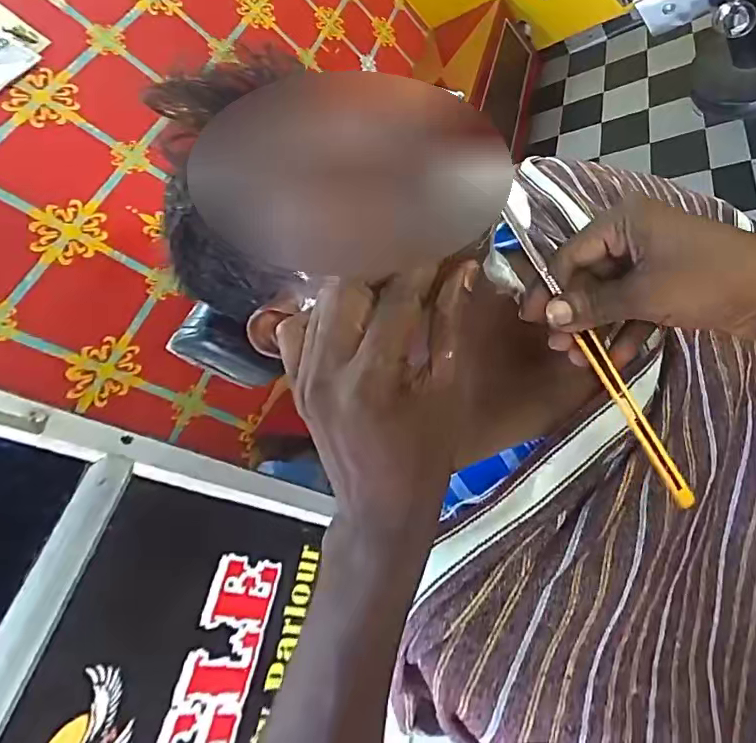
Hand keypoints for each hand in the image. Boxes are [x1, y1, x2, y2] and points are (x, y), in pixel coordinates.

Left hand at [277, 260, 475, 537]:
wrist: (379, 507)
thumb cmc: (426, 454)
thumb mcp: (447, 389)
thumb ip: (449, 324)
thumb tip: (463, 271)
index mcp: (373, 378)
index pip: (396, 298)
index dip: (424, 267)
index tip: (444, 248)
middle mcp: (328, 370)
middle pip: (346, 286)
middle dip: (383, 266)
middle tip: (413, 264)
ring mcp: (303, 375)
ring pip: (321, 300)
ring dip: (356, 284)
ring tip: (388, 283)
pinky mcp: (293, 381)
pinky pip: (298, 325)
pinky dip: (324, 310)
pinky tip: (353, 315)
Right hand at [517, 194, 755, 352]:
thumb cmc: (704, 279)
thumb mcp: (644, 294)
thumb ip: (594, 305)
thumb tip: (549, 316)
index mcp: (623, 220)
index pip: (572, 253)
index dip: (551, 288)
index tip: (532, 319)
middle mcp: (633, 234)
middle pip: (591, 275)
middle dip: (576, 313)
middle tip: (558, 346)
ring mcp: (653, 259)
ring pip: (613, 293)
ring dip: (599, 326)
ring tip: (582, 360)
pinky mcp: (670, 282)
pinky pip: (637, 303)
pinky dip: (628, 327)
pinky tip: (617, 357)